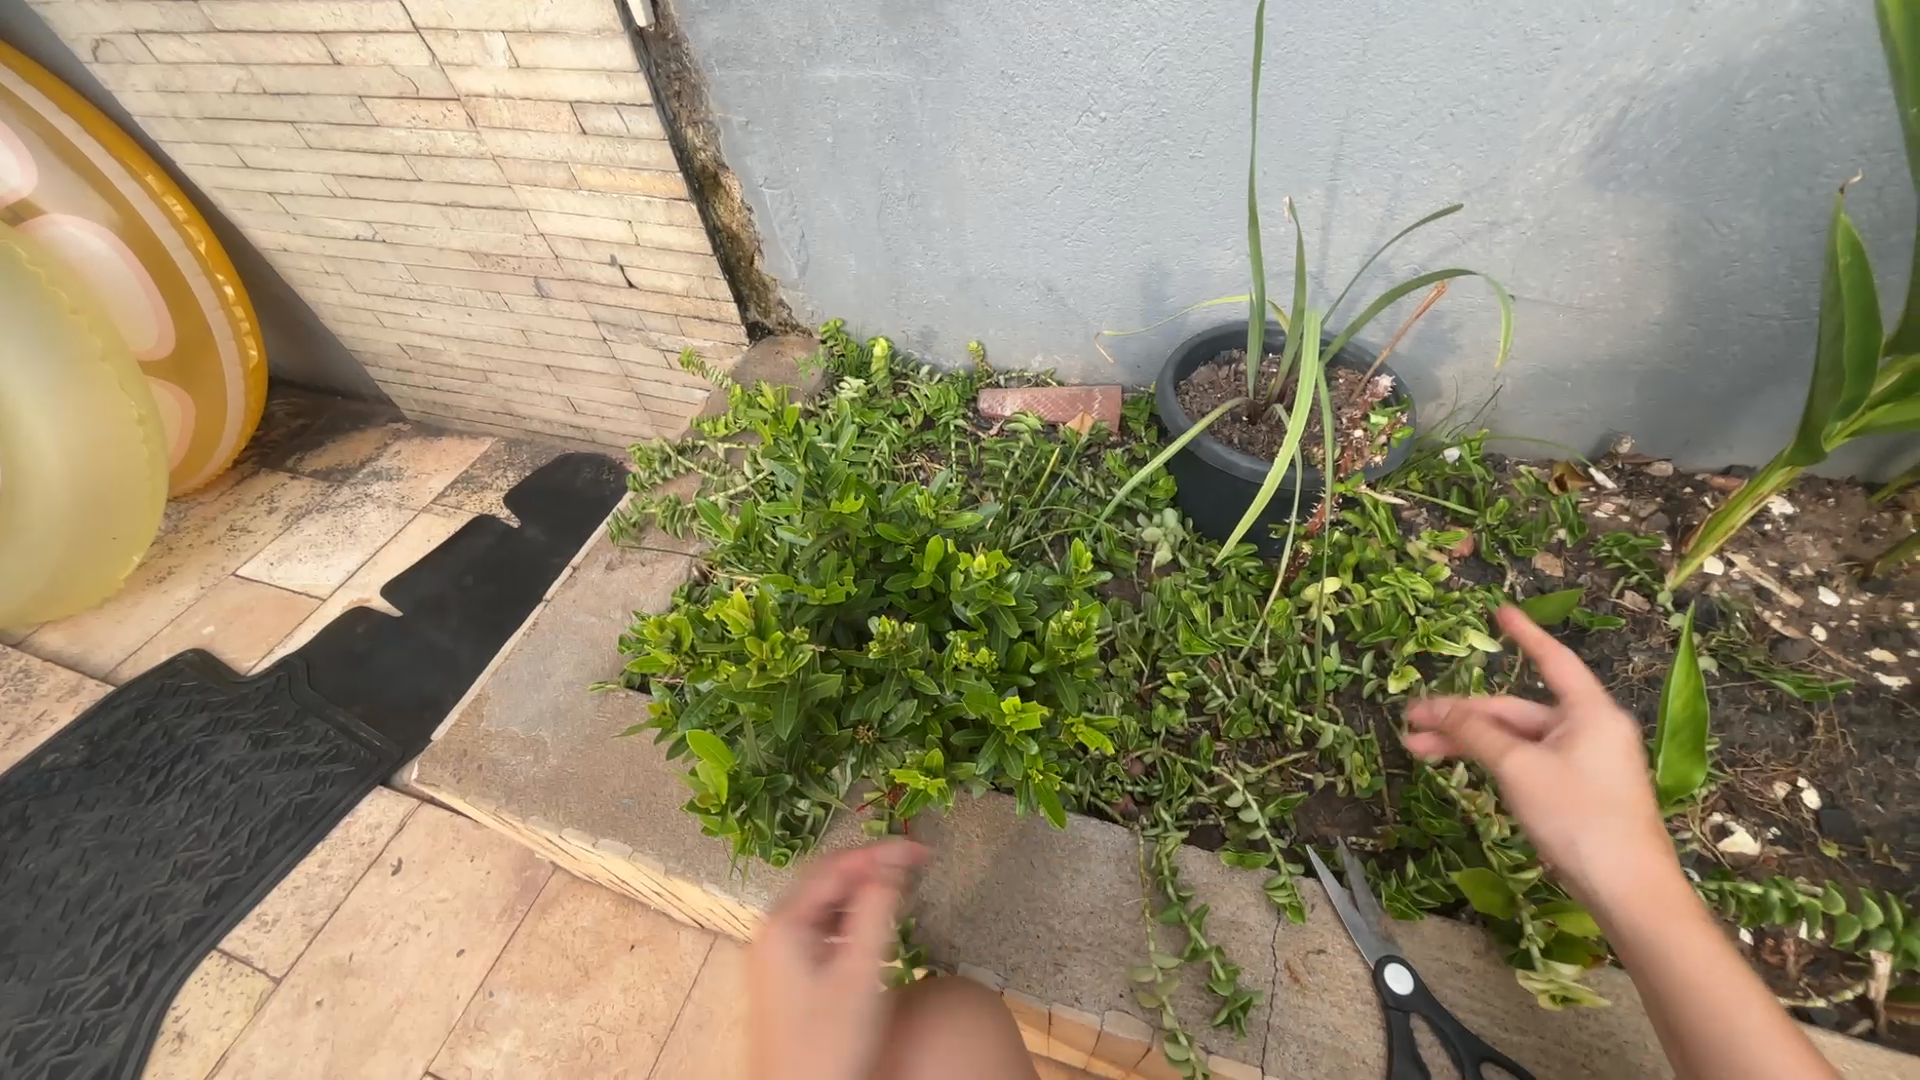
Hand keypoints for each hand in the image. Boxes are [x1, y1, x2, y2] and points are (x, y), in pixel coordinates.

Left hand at [749, 839, 928, 1079]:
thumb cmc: (830, 1043)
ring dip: (862, 891)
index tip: (924, 851)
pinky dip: (850, 916)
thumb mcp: (861, 972)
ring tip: (900, 890)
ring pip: (825, 901)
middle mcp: (774, 927)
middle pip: (828, 878)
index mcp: (785, 920)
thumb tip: (894, 862)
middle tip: (915, 864)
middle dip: (872, 866)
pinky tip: (873, 927)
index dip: (883, 852)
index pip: (839, 865)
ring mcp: (776, 951)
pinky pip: (820, 925)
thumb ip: (878, 908)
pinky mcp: (785, 972)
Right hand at [1405, 605, 1676, 911]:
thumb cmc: (1579, 816)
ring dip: (1463, 740)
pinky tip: (1451, 765)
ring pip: (1509, 737)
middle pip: (1513, 708)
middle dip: (1459, 714)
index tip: (1500, 611)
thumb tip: (1433, 707)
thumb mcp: (1517, 767)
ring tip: (1416, 748)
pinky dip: (1484, 759)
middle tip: (1411, 718)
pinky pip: (1518, 760)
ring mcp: (1577, 761)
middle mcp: (1585, 730)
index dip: (1525, 635)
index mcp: (1588, 714)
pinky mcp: (1568, 789)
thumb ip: (1473, 732)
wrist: (1627, 890)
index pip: (1553, 660)